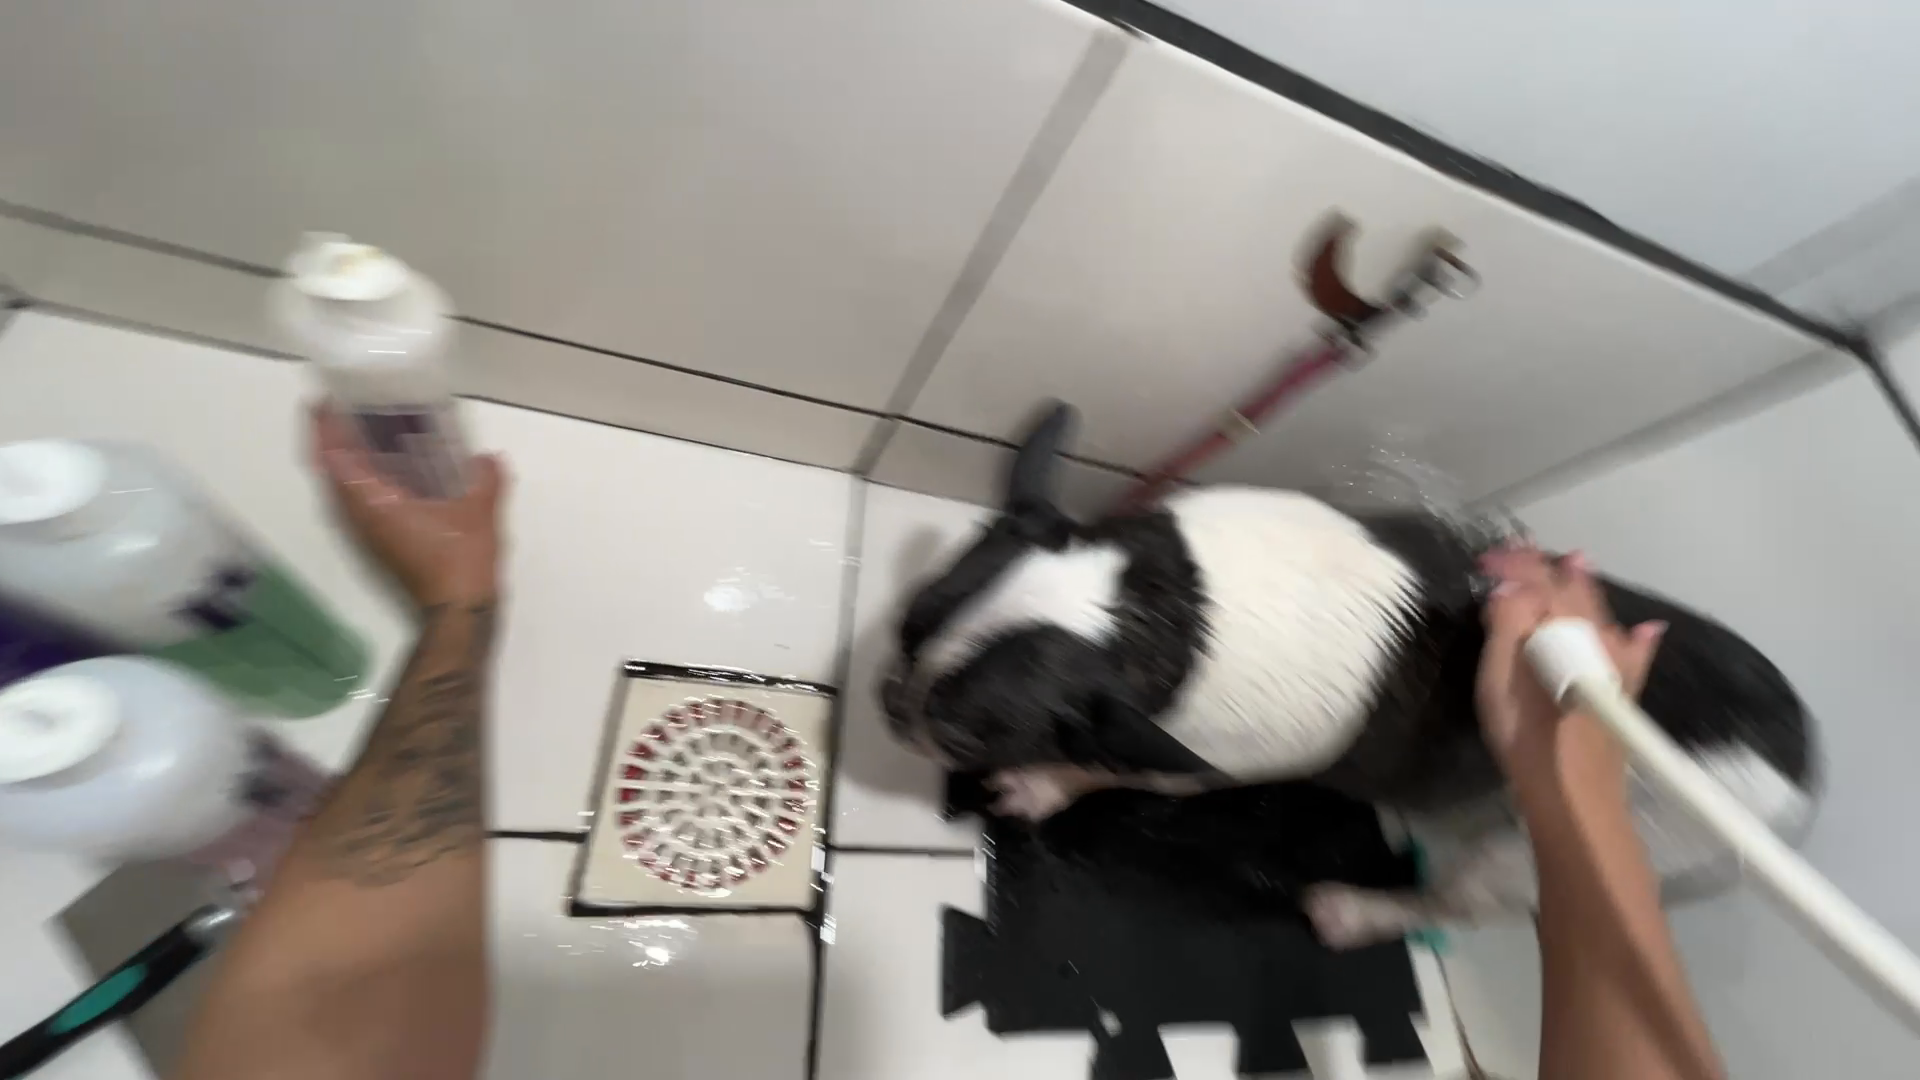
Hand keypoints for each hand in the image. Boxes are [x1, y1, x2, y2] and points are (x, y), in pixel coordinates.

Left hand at [311, 404, 506, 608]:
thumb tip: (488, 457)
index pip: (331, 456)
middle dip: (335, 439)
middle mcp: (356, 517)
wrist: (457, 611)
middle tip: (356, 413)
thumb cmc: (461, 560)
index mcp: (371, 503)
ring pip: (342, 489)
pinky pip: (359, 503)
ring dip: (349, 462)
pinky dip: (365, 483)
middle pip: (330, 470)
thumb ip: (485, 481)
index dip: (324, 427)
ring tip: (374, 439)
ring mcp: (364, 534)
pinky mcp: (378, 545)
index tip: (329, 400)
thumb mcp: (480, 514)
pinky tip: (396, 476)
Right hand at [1475, 543, 1664, 786]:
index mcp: (1562, 631)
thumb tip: (1508, 588)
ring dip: (1583, 587)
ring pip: (1600, 615)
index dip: (1513, 564)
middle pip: (1572, 593)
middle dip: (1547, 568)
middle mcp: (1596, 640)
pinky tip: (1646, 630)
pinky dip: (1635, 637)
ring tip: (1575, 564)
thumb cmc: (1524, 730)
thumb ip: (1505, 626)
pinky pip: (1633, 653)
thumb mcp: (1499, 674)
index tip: (1484, 557)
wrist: (1572, 790)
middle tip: (1521, 548)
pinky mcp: (1622, 692)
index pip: (1539, 583)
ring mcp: (1615, 666)